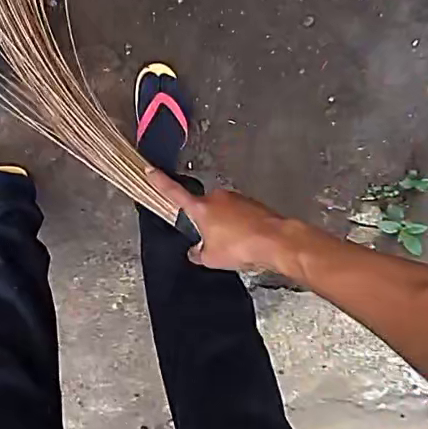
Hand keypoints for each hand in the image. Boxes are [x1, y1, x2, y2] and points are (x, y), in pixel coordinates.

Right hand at [145, 168, 307, 274]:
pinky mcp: (253, 204)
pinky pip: (240, 216)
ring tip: (235, 246)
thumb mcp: (210, 258)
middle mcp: (217, 197)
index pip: (174, 192)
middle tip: (214, 242)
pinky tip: (246, 242)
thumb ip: (197, 253)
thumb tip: (195, 252)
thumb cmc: (242, 246)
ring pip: (223, 212)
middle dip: (206, 222)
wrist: (276, 242)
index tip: (150, 170)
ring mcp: (237, 199)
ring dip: (226, 226)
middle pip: (203, 208)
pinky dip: (241, 227)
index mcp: (201, 208)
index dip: (159, 182)